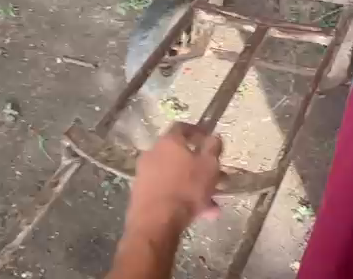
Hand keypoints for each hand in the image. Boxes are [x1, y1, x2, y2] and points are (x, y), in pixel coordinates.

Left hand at [123, 123, 223, 238]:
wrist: (154, 225)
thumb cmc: (186, 188)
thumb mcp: (209, 165)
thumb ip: (213, 147)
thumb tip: (213, 138)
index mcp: (168, 141)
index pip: (183, 127)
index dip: (198, 132)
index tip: (209, 141)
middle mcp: (152, 154)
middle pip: (178, 155)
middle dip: (197, 165)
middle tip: (212, 176)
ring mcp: (143, 177)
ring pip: (174, 176)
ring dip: (191, 186)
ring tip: (210, 203)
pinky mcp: (140, 198)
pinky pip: (165, 192)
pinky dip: (180, 199)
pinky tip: (198, 214)